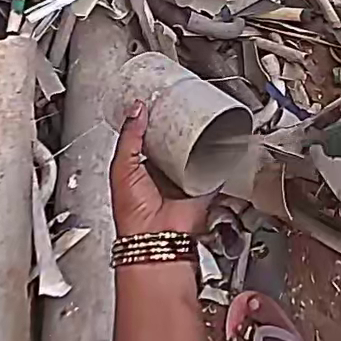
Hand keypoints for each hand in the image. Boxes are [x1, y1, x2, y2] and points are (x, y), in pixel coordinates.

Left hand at [110, 101, 211, 237]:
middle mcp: (162, 173)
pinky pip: (212, 169)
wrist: (155, 238)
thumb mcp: (121, 167)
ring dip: (197, 140)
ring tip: (202, 119)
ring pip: (193, 153)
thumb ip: (129, 137)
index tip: (160, 103)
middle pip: (172, 143)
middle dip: (178, 128)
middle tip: (183, 108)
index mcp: (140, 167)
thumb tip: (136, 109)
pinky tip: (218, 142)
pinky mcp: (202, 187)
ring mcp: (183, 180)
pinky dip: (216, 158)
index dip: (153, 121)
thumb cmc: (133, 212)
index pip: (148, 137)